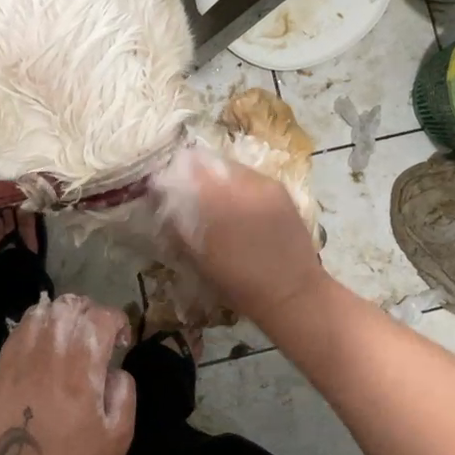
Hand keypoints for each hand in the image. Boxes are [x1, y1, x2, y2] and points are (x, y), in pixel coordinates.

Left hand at [0, 294, 134, 454]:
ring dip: (63, 314)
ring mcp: (20, 356)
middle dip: (91, 312)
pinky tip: (45, 345)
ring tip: (71, 335)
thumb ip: (125, 391)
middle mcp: (49, 350)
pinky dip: (37, 325)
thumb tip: (114, 369)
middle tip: (99, 335)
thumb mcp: (118, 435)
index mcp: (81, 364)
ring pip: (42, 310)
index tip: (122, 341)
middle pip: (70, 305)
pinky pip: (19, 328)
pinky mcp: (0, 367)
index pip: (101, 316)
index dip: (118, 321)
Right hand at [154, 148, 332, 322]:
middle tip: (187, 190)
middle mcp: (238, 183)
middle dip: (193, 172)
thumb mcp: (199, 259)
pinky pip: (250, 176)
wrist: (292, 293)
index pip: (184, 169)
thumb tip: (161, 204)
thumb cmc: (239, 284)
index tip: (165, 186)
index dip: (171, 174)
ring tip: (213, 196)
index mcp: (214, 201)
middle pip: (207, 161)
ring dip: (216, 176)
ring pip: (229, 166)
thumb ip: (178, 226)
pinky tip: (238, 202)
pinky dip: (238, 184)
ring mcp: (262, 183)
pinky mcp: (279, 188)